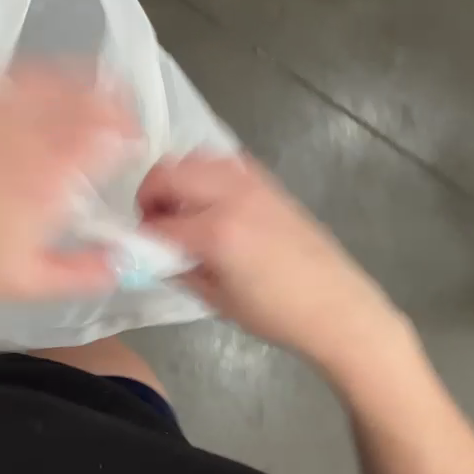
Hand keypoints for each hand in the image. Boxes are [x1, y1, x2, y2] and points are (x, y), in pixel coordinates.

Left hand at [0, 71, 135, 318]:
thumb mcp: (32, 283)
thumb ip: (87, 272)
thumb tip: (128, 262)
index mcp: (47, 180)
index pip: (103, 136)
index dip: (128, 132)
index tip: (136, 142)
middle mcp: (23, 140)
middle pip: (81, 99)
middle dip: (111, 102)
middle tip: (122, 115)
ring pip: (47, 82)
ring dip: (79, 82)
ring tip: (93, 89)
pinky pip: (7, 80)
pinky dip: (35, 76)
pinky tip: (43, 84)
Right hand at [136, 155, 406, 362]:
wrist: (337, 309)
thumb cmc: (275, 314)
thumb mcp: (216, 300)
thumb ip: (179, 269)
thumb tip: (155, 253)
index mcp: (217, 231)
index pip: (157, 222)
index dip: (140, 235)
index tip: (136, 246)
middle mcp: (232, 196)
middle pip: (169, 172)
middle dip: (150, 194)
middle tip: (151, 221)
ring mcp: (253, 184)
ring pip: (196, 159)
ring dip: (177, 178)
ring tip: (178, 208)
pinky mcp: (269, 184)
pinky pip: (225, 163)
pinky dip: (205, 175)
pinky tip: (209, 203)